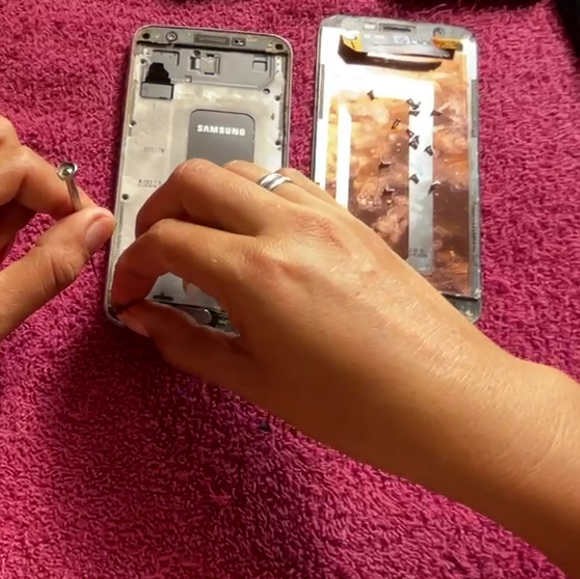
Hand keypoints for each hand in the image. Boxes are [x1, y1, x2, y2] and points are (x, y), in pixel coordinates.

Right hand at [111, 159, 526, 480]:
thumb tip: (141, 319)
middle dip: (155, 214)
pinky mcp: (348, 218)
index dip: (130, 267)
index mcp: (255, 273)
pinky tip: (247, 238)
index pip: (164, 240)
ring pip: (236, 170)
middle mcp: (285, 227)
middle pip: (191, 180)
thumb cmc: (355, 407)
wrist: (451, 403)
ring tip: (196, 244)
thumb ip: (185, 342)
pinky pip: (281, 181)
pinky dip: (246, 197)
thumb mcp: (254, 381)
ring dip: (200, 198)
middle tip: (152, 259)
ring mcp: (322, 215)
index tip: (128, 296)